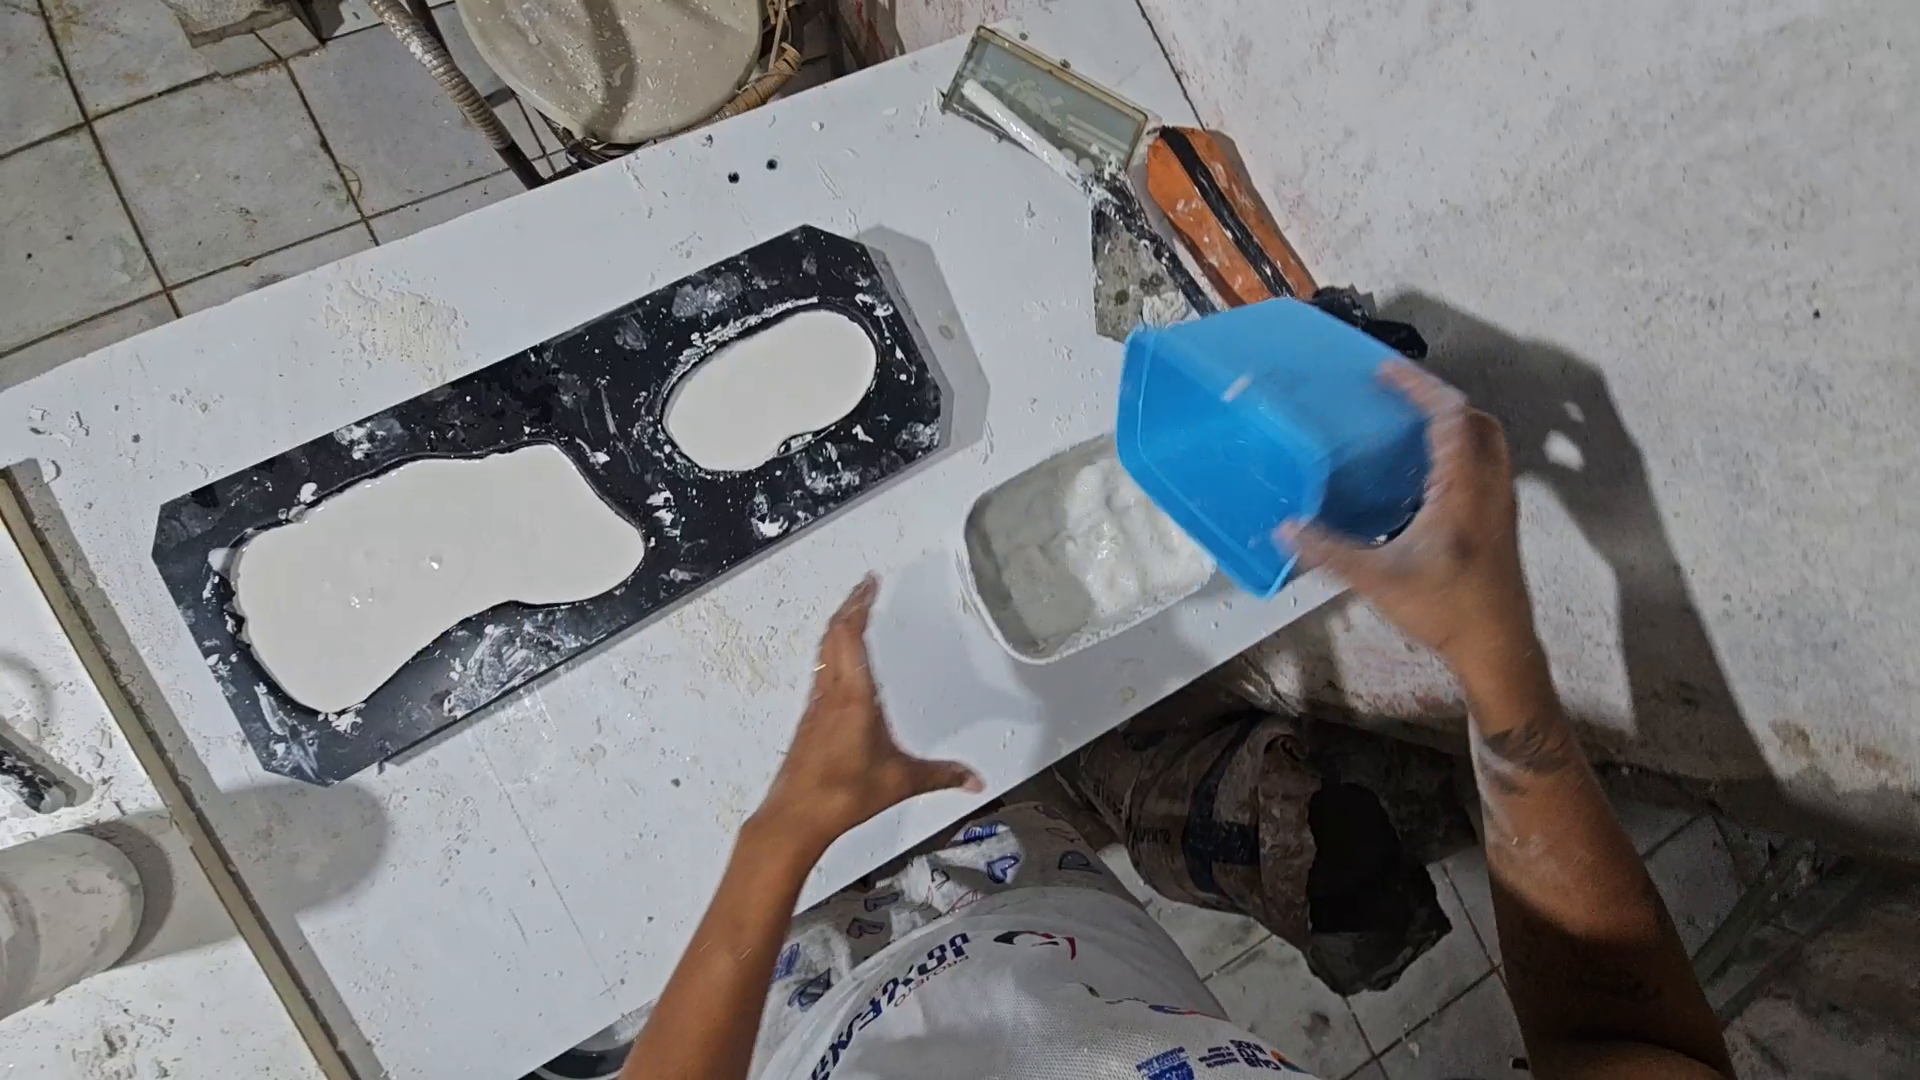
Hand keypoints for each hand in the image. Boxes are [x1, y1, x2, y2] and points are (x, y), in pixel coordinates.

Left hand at [752, 576, 982, 855]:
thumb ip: (942, 775)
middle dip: (850, 605)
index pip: (852, 634)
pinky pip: (820, 668)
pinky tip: (839, 660)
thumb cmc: (842, 794)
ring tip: (852, 611)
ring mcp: (816, 704)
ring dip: (838, 624)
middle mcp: (831, 692)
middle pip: (835, 633)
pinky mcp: (809, 718)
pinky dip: (831, 649)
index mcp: (854, 696)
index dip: (860, 604)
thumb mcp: (901, 781)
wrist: (796, 816)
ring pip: (823, 649)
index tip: (870, 583)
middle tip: (864, 586)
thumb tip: (972, 779)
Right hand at [1280, 360, 1537, 677]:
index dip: (1420, 388)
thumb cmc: (1445, 609)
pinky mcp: (1496, 521)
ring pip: (1485, 442)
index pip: (1451, 418)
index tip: (1386, 372)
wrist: (1498, 647)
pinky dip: (1455, 450)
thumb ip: (1329, 552)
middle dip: (1437, 399)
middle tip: (1395, 395)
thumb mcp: (1378, 580)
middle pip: (1476, 421)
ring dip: (1450, 423)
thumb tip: (1285, 528)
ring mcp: (1498, 505)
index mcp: (1463, 491)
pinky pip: (1481, 465)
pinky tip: (1420, 472)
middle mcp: (1489, 489)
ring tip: (1405, 425)